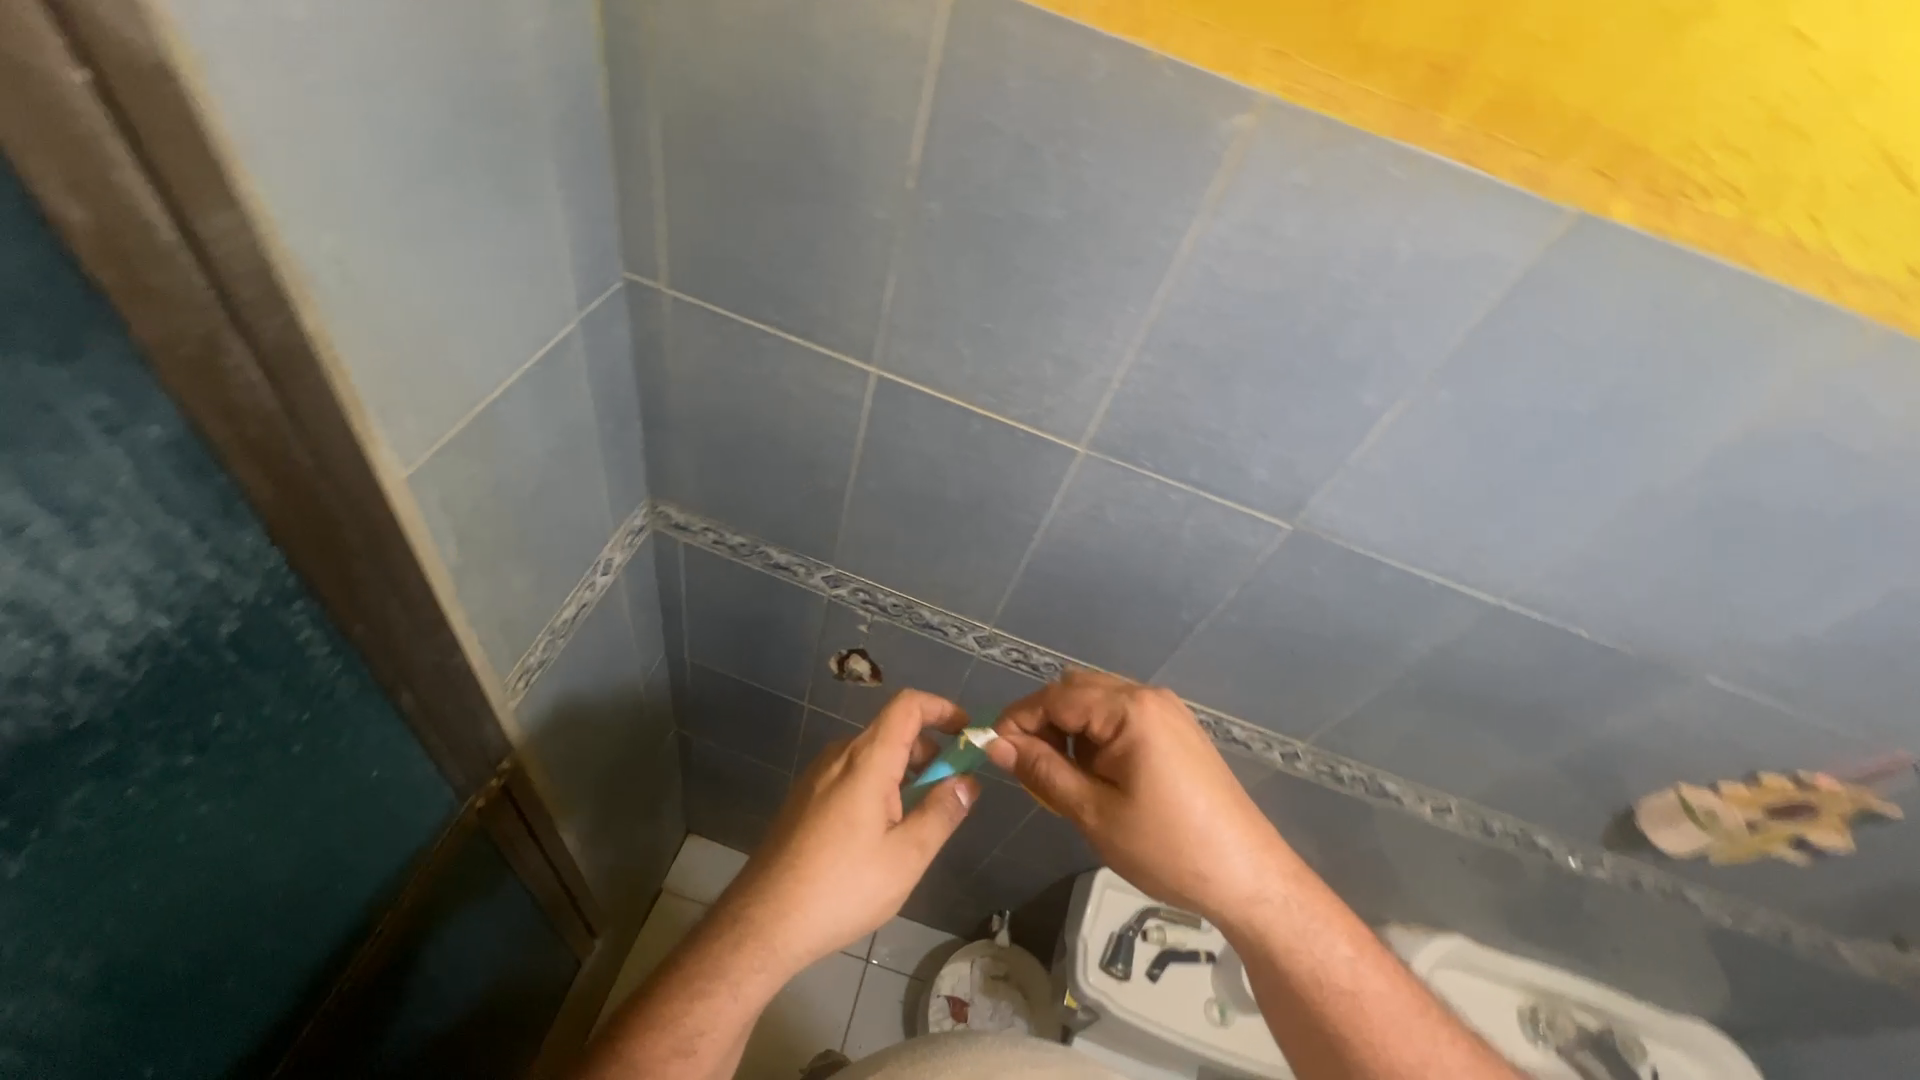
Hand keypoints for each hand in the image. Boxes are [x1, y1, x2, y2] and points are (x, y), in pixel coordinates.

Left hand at [713, 690, 979, 977]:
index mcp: (866, 760)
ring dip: (905, 774)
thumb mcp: (906, 857)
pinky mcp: (805, 799)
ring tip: (919, 822)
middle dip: (930, 752)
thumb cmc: (842, 888)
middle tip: (951, 794)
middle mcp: (838, 756)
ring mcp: (817, 777)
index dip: (942, 709)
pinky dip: (880, 787)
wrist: (763, 922)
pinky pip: (852, 776)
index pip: (908, 705)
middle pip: (892, 731)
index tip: (968, 734)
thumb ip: (941, 813)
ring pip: (872, 756)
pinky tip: (882, 834)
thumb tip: (968, 782)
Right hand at [987, 671, 1289, 924]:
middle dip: (1043, 722)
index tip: (993, 752)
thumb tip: (995, 744)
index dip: (1018, 720)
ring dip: (1070, 730)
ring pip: (1098, 703)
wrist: (1247, 876)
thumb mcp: (1092, 812)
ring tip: (1060, 778)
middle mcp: (1149, 697)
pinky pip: (1122, 718)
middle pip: (1076, 690)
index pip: (1055, 696)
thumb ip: (1042, 771)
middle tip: (1027, 768)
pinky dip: (1097, 737)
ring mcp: (1168, 712)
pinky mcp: (1178, 731)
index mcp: (1129, 709)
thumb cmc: (1166, 846)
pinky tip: (1094, 776)